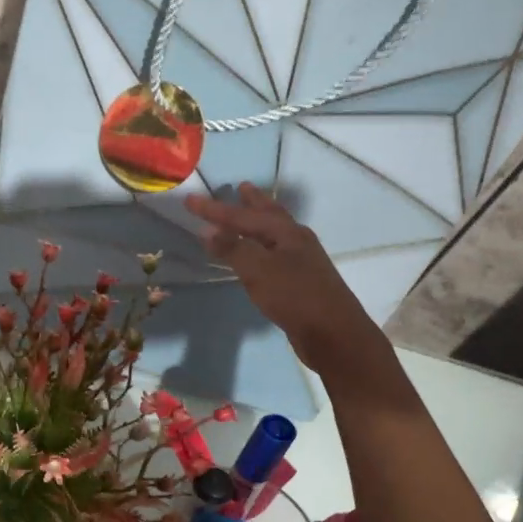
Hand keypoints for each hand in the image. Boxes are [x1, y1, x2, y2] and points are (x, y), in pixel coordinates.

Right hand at [184, 183, 388, 376]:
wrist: (333, 334)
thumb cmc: (295, 297)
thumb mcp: (258, 270)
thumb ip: (232, 249)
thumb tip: (207, 230)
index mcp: (287, 234)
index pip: (243, 216)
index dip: (214, 209)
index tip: (189, 200)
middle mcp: (297, 241)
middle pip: (271, 215)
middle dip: (254, 202)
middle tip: (241, 187)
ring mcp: (301, 261)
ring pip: (274, 233)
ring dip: (259, 222)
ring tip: (249, 214)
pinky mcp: (300, 280)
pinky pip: (274, 252)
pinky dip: (261, 245)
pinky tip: (257, 253)